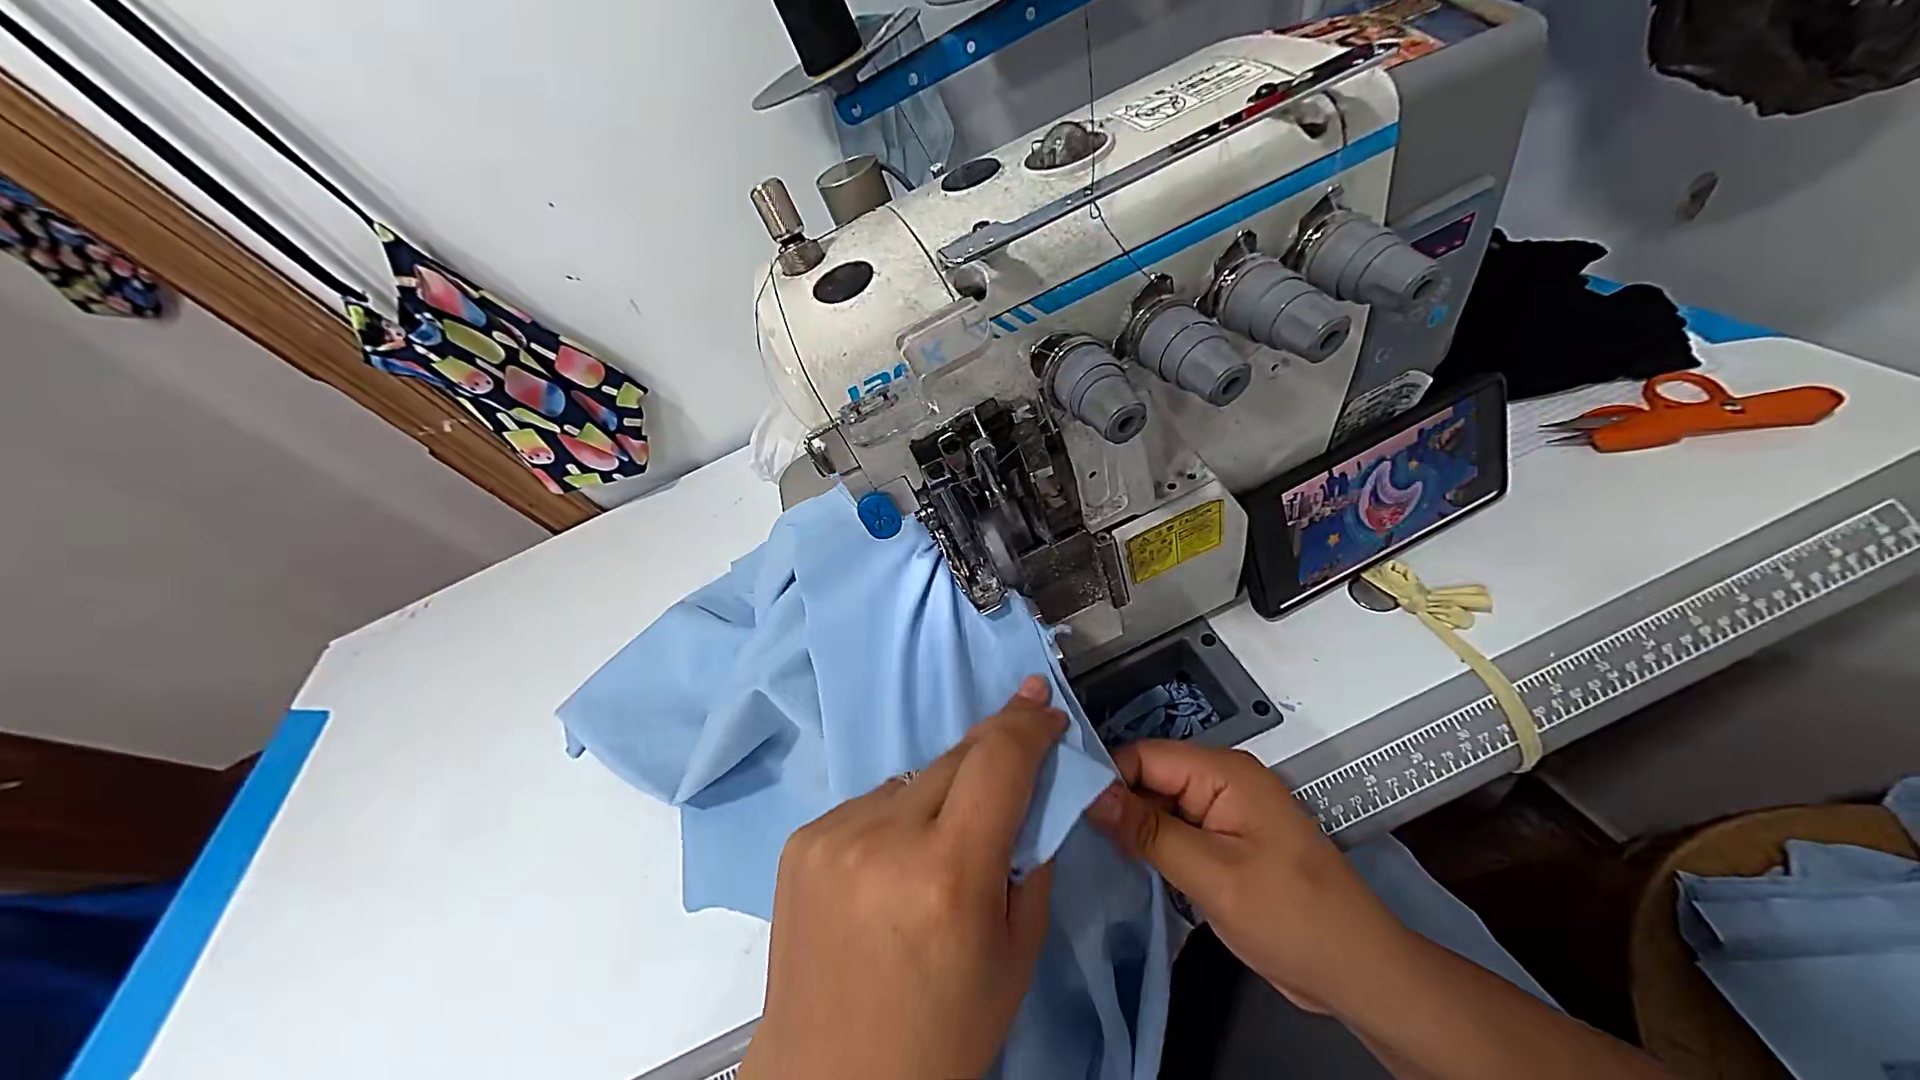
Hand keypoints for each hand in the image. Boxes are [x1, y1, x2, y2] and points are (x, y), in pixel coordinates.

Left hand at [739, 677, 1066, 1079]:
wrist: (832, 1079)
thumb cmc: (943, 1029)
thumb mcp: (1016, 950)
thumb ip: (1031, 855)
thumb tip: (1033, 787)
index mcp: (948, 874)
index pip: (997, 760)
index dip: (1026, 724)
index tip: (1044, 706)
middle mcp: (883, 840)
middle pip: (955, 758)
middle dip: (993, 753)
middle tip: (1018, 753)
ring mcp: (833, 835)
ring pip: (912, 780)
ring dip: (939, 795)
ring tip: (939, 848)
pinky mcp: (801, 840)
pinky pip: (871, 803)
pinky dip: (895, 818)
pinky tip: (892, 865)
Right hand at [1085, 739, 1413, 1015]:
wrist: (1359, 975)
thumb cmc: (1295, 919)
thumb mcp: (1213, 875)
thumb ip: (1148, 830)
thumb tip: (1091, 794)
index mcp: (1224, 772)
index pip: (1143, 756)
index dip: (1104, 778)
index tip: (1066, 806)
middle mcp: (1220, 780)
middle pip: (1147, 776)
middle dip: (1113, 803)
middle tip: (1070, 833)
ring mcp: (1221, 811)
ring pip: (1155, 803)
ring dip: (1128, 825)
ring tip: (1086, 847)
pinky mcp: (1221, 839)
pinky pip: (1171, 827)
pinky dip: (1148, 842)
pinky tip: (1121, 861)